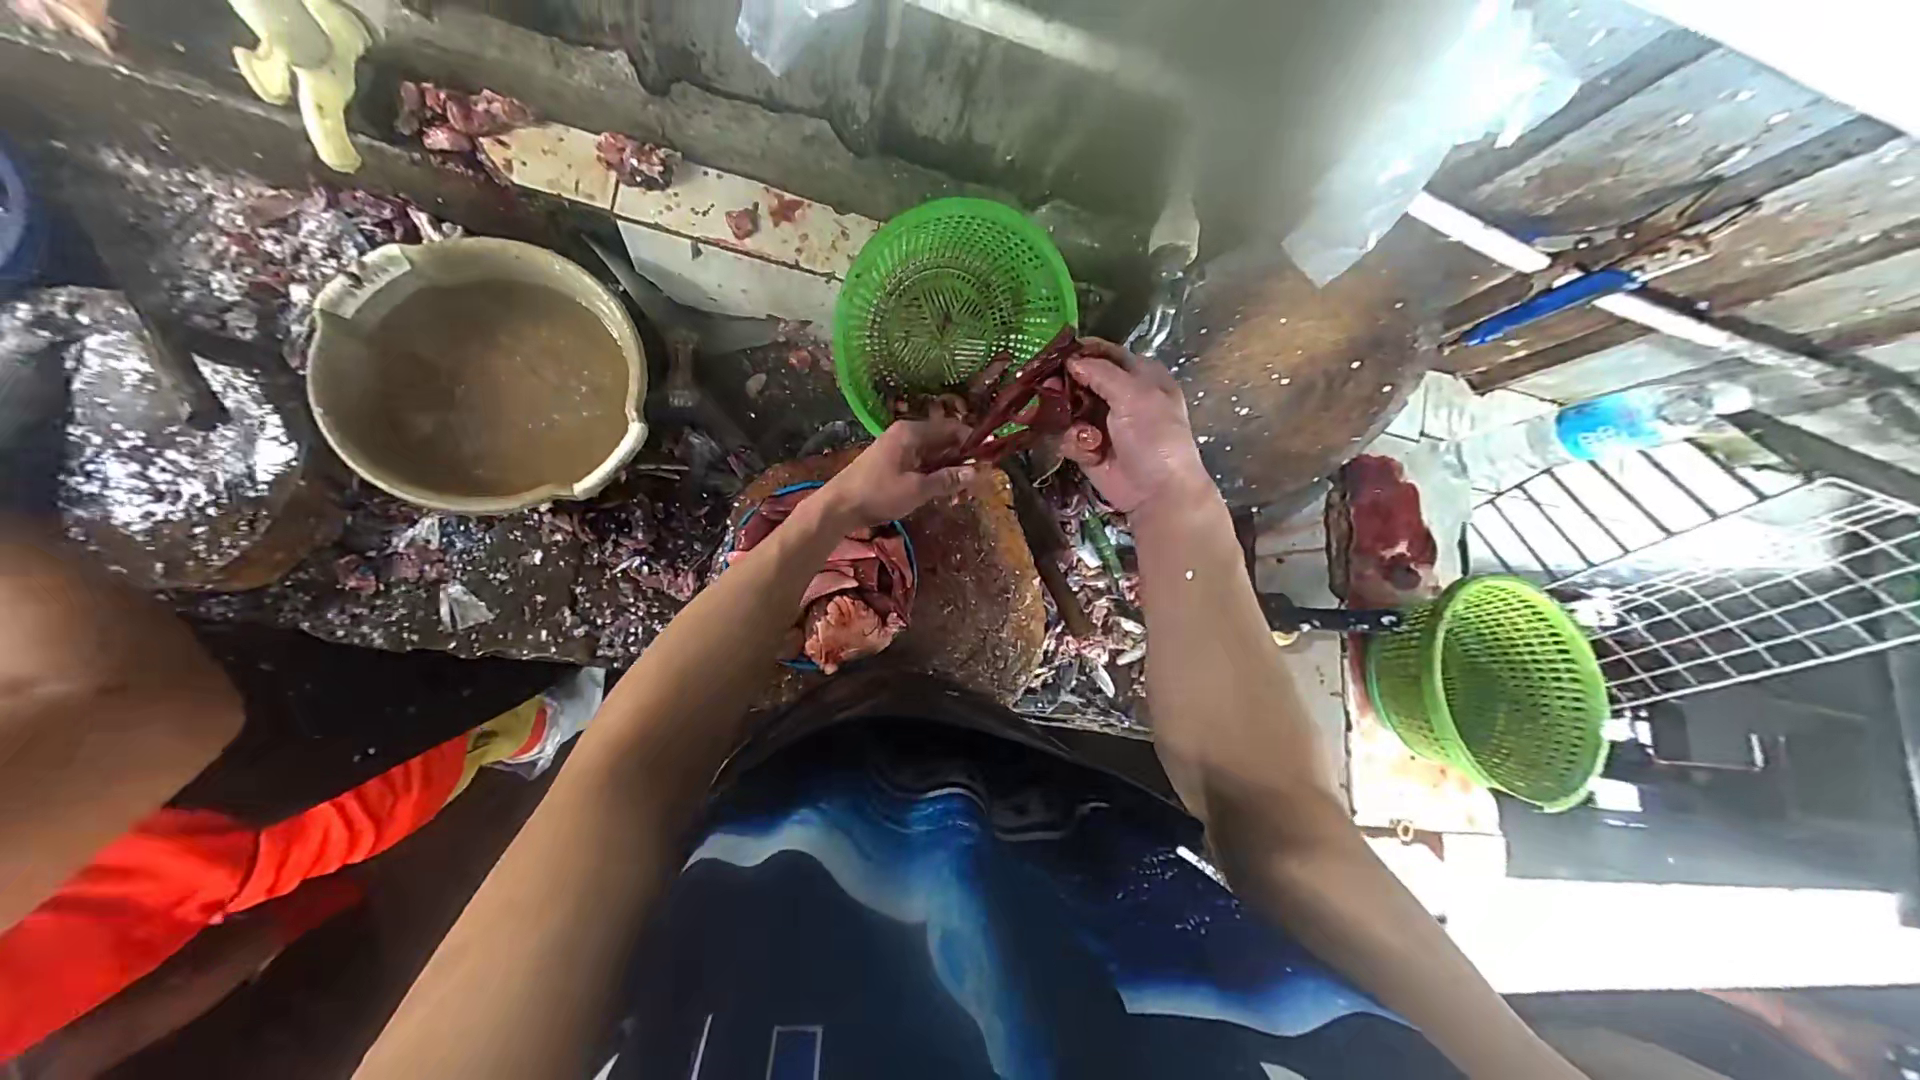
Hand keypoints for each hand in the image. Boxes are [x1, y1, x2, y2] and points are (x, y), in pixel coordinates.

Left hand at [814, 417, 978, 527]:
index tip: (987, 462)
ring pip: (934, 456)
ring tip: (958, 497)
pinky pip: (921, 465)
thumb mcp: (917, 489)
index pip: (952, 428)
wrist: (838, 506)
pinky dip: (933, 478)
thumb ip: (947, 480)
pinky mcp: (893, 463)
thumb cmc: (878, 494)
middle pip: (944, 442)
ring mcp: (898, 448)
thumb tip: (976, 472)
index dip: (972, 443)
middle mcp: (906, 434)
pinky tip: (941, 496)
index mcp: (912, 432)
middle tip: (973, 487)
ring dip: (948, 474)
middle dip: (961, 463)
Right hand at [1061, 338, 1212, 514]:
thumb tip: (1072, 360)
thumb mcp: (1134, 395)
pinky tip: (1090, 451)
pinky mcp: (1088, 447)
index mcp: (1140, 376)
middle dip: (1066, 384)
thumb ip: (1101, 373)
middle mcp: (1119, 396)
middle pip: (1081, 379)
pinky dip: (1076, 442)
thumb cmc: (1154, 436)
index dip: (1082, 351)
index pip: (1106, 353)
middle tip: (1049, 386)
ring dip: (1069, 417)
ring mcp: (1102, 422)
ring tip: (1078, 428)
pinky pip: (1068, 435)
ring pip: (1069, 408)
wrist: (1156, 491)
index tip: (1055, 352)